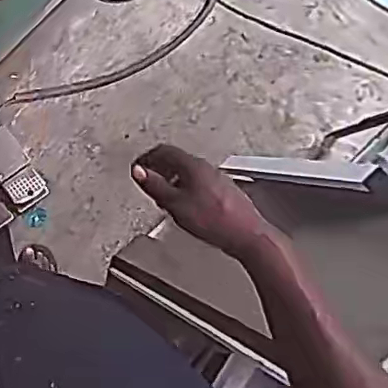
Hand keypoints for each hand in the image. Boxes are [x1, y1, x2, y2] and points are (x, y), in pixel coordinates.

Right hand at [131, 144, 273, 259]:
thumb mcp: (175, 204)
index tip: (138, 168)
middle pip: (177, 159)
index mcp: (193, 165)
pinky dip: (186, 187)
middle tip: (147, 178)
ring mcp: (218, 179)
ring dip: (172, 178)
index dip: (147, 158)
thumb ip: (155, 185)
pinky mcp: (225, 192)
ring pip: (189, 171)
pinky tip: (186, 204)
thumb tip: (138, 171)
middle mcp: (207, 168)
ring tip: (163, 194)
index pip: (164, 150)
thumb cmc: (216, 221)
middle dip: (159, 167)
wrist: (249, 236)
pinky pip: (200, 182)